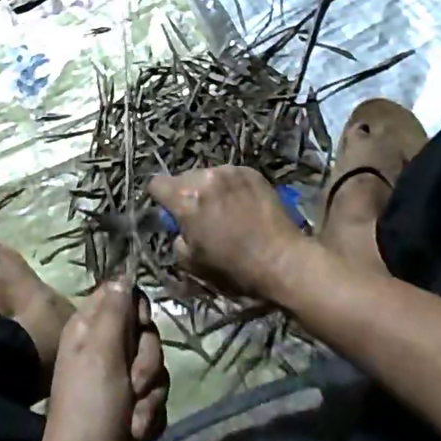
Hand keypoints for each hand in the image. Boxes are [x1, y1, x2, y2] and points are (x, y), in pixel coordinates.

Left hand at [39, 280, 169, 440]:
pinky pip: (157, 396)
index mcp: (90, 327)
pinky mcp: (133, 406)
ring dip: (150, 395)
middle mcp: (105, 347)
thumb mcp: (100, 353)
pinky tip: (138, 431)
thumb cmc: (90, 407)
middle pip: (145, 332)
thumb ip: (114, 310)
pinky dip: (151, 415)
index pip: (122, 294)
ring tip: (134, 417)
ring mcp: (119, 379)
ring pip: (156, 367)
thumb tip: (123, 273)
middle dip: (148, 361)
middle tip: (132, 383)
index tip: (139, 327)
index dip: (137, 308)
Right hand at [148, 166, 308, 297]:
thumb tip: (181, 229)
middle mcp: (206, 177)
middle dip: (188, 195)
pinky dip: (232, 187)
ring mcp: (231, 171)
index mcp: (187, 200)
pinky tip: (244, 206)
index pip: (156, 183)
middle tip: (202, 217)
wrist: (283, 260)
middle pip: (183, 178)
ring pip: (208, 176)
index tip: (170, 211)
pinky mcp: (251, 171)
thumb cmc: (235, 268)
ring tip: (227, 211)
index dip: (160, 198)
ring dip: (210, 190)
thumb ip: (178, 239)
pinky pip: (231, 175)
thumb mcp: (193, 264)